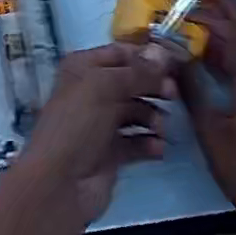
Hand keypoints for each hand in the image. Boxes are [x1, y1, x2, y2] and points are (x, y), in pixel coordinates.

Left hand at [10, 42, 174, 223]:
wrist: (60, 181)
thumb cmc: (77, 123)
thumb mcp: (103, 87)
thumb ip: (136, 72)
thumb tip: (162, 53)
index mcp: (83, 68)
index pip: (119, 53)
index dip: (145, 57)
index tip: (175, 63)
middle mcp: (92, 91)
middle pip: (131, 82)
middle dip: (153, 86)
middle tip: (173, 95)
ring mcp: (102, 122)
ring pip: (136, 111)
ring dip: (152, 117)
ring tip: (160, 128)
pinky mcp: (112, 152)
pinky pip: (137, 141)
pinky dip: (149, 143)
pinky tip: (157, 148)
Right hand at [178, 0, 235, 221]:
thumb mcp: (209, 130)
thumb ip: (192, 88)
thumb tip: (172, 55)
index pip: (235, 38)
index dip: (210, 16)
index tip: (184, 4)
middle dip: (226, 5)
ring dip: (228, 21)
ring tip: (203, 2)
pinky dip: (228, 44)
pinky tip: (208, 43)